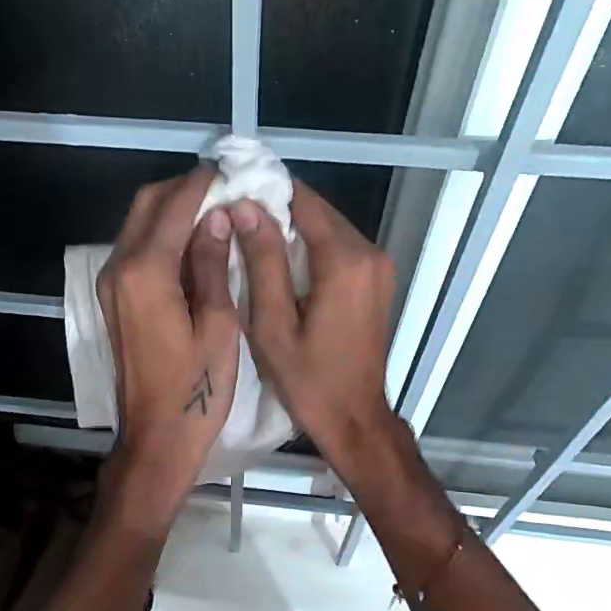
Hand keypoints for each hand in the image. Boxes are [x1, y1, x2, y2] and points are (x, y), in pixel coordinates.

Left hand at [96, 167, 240, 520]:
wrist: (156, 438)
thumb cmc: (197, 390)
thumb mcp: (219, 326)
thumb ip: (214, 266)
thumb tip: (217, 218)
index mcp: (147, 273)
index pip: (175, 207)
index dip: (204, 184)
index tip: (233, 170)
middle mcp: (119, 269)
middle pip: (146, 205)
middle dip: (184, 188)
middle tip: (225, 188)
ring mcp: (111, 284)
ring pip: (138, 224)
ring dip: (172, 209)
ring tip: (216, 211)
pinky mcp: (114, 299)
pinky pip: (137, 249)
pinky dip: (164, 235)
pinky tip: (197, 244)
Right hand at [230, 183, 397, 461]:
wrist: (354, 417)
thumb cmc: (308, 379)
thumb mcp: (273, 324)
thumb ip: (262, 261)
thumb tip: (246, 207)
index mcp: (344, 261)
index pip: (302, 200)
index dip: (265, 193)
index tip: (231, 199)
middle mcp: (369, 253)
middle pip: (318, 210)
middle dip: (277, 211)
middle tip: (235, 222)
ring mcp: (379, 265)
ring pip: (329, 227)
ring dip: (293, 229)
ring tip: (252, 242)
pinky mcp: (378, 279)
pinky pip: (340, 247)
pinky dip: (311, 247)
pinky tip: (283, 264)